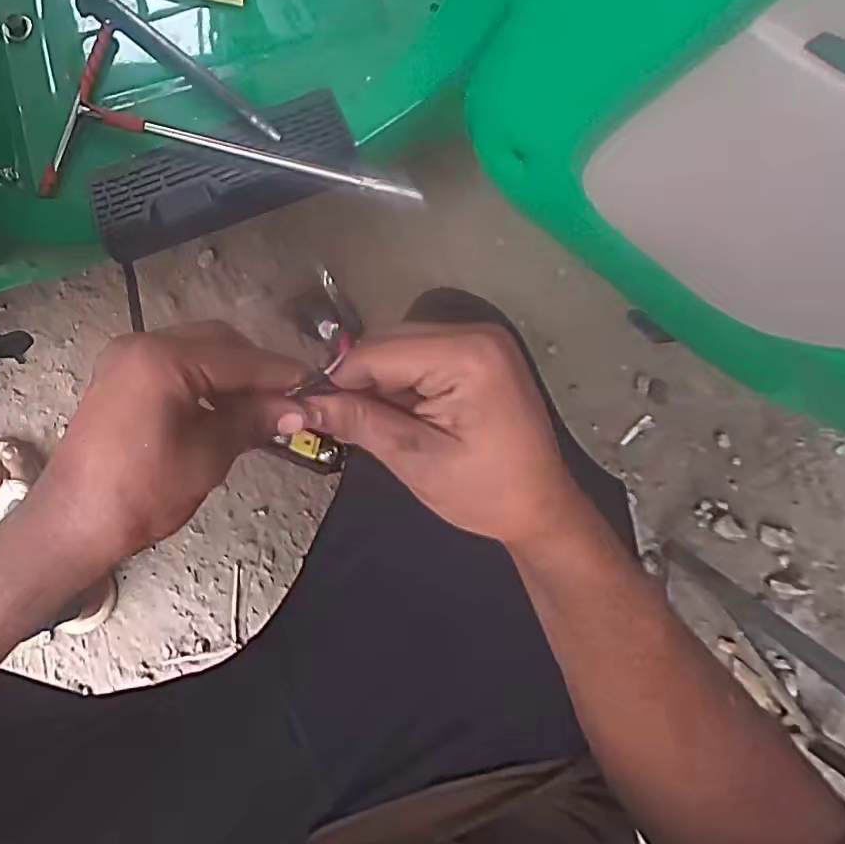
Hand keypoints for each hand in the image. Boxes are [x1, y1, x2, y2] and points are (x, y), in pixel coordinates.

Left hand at [31, 323, 305, 565]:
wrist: (72, 523)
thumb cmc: (137, 494)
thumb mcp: (205, 458)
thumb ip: (250, 421)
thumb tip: (292, 408)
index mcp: (161, 360)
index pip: (238, 357)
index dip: (280, 373)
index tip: (313, 386)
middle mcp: (140, 345)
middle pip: (216, 342)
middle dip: (255, 368)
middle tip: (288, 400)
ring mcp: (124, 357)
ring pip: (194, 349)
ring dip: (229, 372)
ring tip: (260, 406)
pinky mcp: (118, 375)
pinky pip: (172, 363)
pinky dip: (202, 378)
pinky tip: (223, 405)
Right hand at [289, 323, 588, 546]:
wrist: (541, 509)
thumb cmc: (486, 492)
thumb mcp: (414, 459)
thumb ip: (357, 421)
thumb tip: (303, 404)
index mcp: (466, 356)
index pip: (374, 352)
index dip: (339, 382)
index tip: (316, 413)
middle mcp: (474, 334)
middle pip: (383, 344)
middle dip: (360, 382)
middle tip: (350, 424)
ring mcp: (477, 339)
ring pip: (394, 347)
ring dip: (377, 382)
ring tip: (385, 423)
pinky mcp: (474, 351)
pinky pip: (414, 354)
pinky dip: (397, 381)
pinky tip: (404, 413)